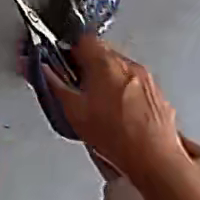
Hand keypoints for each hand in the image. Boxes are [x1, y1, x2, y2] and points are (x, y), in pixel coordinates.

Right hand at [49, 36, 190, 182]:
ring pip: (118, 67)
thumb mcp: (71, 108)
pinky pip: (134, 82)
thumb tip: (41, 69)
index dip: (70, 48)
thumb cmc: (115, 135)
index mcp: (105, 64)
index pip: (84, 39)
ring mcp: (146, 81)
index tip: (63, 60)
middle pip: (102, 52)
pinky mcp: (157, 95)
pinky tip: (115, 110)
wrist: (153, 159)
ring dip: (105, 76)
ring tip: (96, 99)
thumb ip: (53, 82)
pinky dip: (123, 89)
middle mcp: (129, 67)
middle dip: (87, 64)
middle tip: (76, 82)